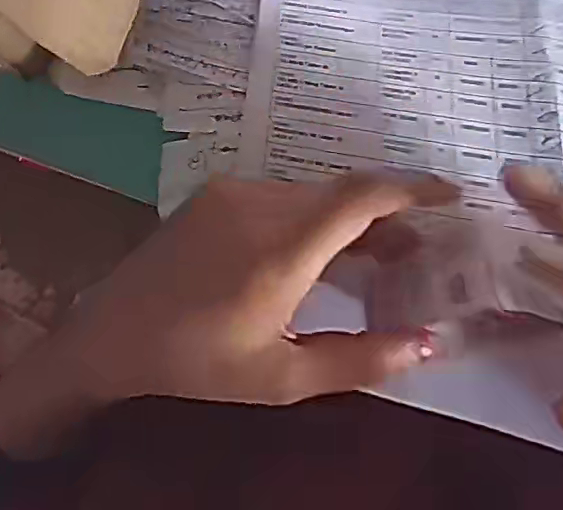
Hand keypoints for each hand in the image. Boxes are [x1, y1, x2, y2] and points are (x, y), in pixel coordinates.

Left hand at [0, 173, 453, 457]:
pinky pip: (281, 194)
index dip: (410, 187)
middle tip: (419, 250)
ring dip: (348, 217)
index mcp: (280, 249)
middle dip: (387, 214)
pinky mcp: (216, 191)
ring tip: (377, 255)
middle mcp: (259, 203)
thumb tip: (427, 341)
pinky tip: (319, 247)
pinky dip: (313, 214)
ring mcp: (233, 191)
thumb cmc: (197, 362)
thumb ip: (359, 358)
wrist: (112, 331)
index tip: (449, 193)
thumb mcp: (281, 376)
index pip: (359, 198)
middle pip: (340, 194)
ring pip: (311, 193)